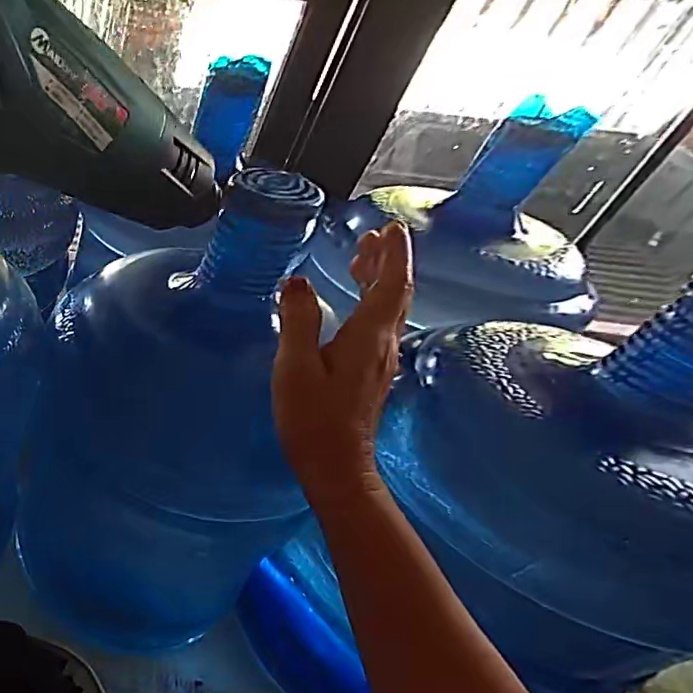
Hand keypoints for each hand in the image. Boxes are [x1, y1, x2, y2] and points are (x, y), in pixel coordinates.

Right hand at [272, 221, 413, 497]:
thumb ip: (299, 320)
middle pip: (396, 293)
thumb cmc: (312, 418)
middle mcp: (383, 345)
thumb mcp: (296, 366)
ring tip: (363, 262)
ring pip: (390, 309)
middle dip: (388, 262)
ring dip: (381, 281)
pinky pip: (380, 326)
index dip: (392, 254)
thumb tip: (298, 283)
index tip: (390, 228)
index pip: (390, 283)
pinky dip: (373, 303)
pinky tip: (355, 305)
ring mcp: (380, 361)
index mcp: (369, 336)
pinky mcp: (371, 374)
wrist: (334, 464)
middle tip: (373, 238)